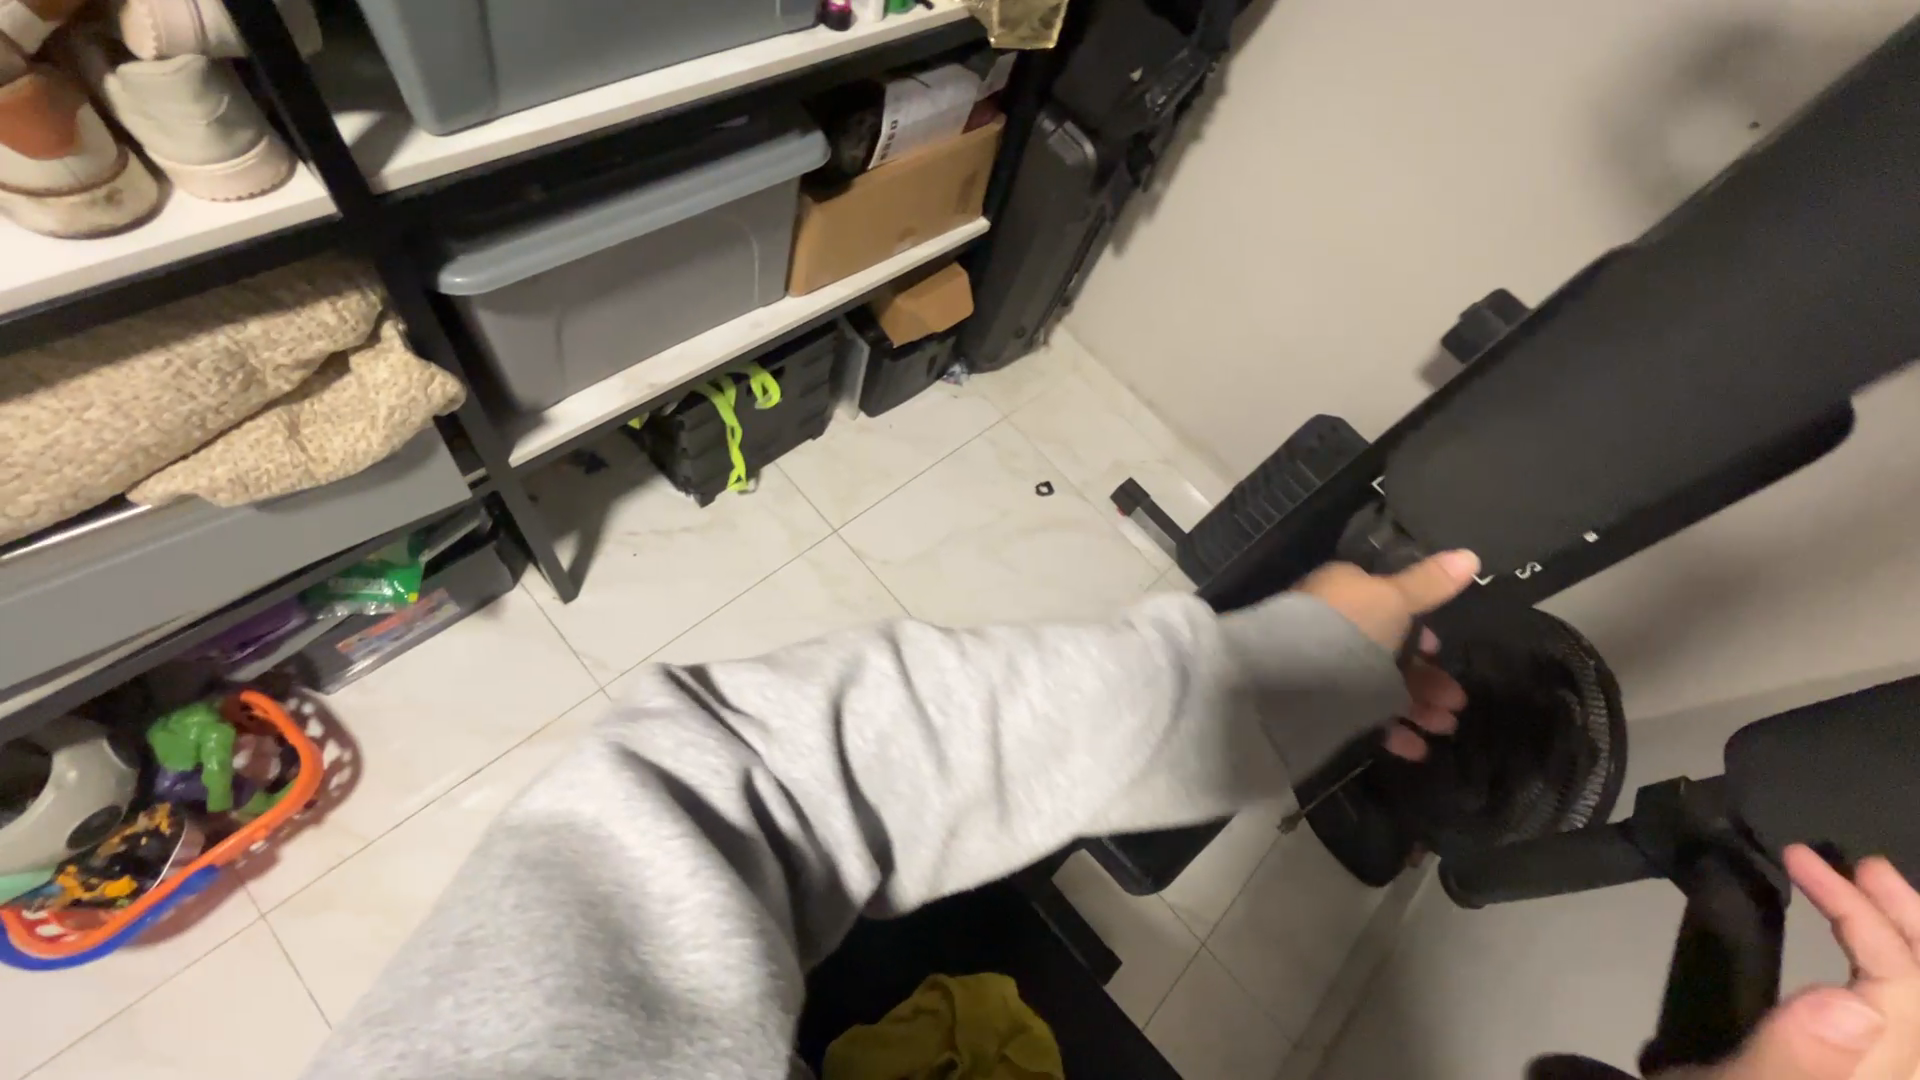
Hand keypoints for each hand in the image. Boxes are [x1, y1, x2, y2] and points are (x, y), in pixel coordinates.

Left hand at [1295, 549, 1479, 761]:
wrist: (1292, 675)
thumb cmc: (1348, 625)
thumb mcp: (1393, 597)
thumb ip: (1429, 583)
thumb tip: (1470, 554)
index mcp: (1344, 594)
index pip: (1385, 607)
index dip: (1418, 630)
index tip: (1440, 649)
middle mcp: (1332, 628)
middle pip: (1388, 652)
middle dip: (1428, 678)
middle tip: (1457, 702)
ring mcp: (1324, 667)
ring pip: (1380, 686)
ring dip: (1419, 707)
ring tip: (1445, 725)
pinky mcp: (1320, 703)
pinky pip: (1362, 716)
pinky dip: (1392, 732)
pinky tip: (1417, 748)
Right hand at [1667, 845, 1919, 1079]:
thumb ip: (1800, 1059)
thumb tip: (1853, 1002)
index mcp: (1886, 1071)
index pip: (1906, 984)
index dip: (1866, 915)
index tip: (1801, 861)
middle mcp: (1905, 1068)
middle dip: (1907, 922)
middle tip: (1861, 864)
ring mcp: (1892, 1067)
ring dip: (1907, 938)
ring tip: (1872, 887)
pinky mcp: (1875, 1066)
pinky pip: (1908, 1011)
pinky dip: (1900, 968)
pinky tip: (1874, 948)